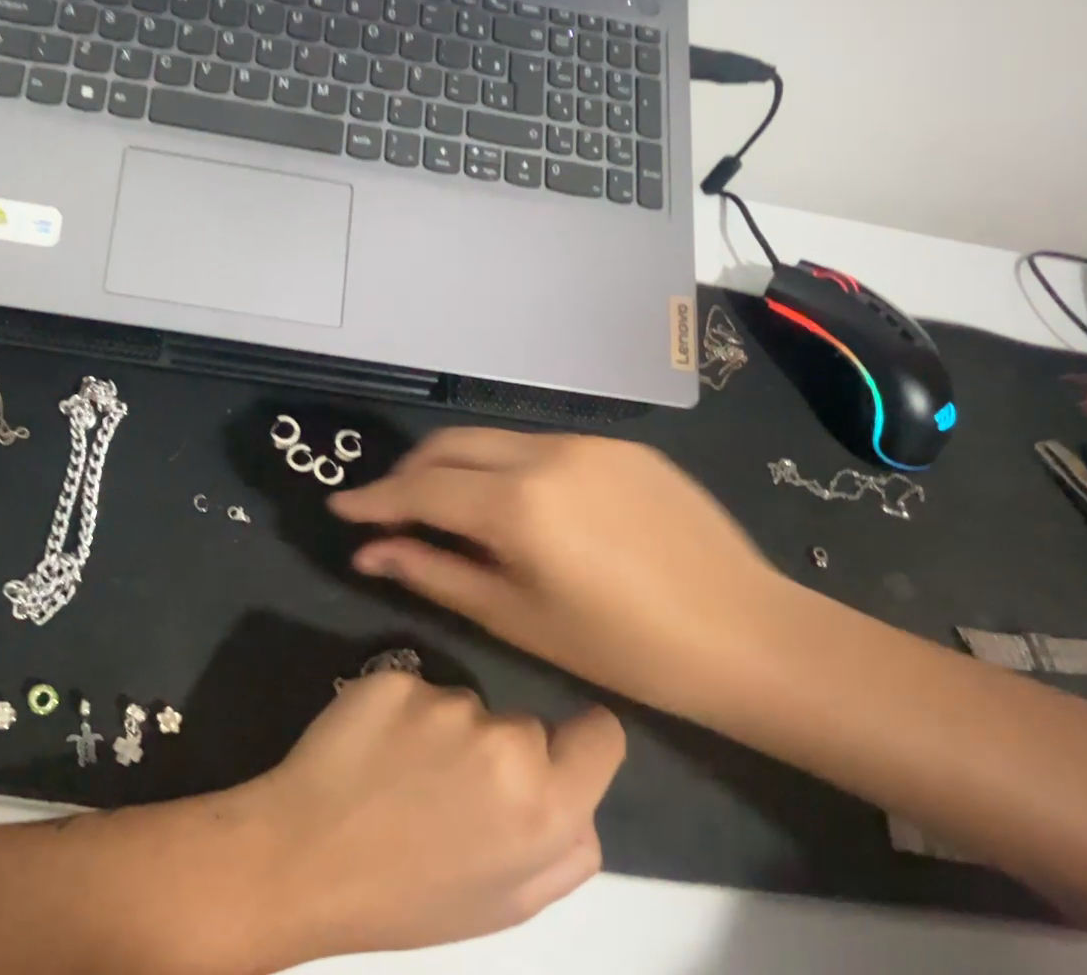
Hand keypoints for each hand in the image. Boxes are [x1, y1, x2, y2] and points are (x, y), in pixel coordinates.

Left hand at [235, 673, 623, 958]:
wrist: (301, 859)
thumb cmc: (407, 898)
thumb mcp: (509, 904)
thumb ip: (567, 849)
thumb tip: (578, 801)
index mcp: (548, 804)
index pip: (601, 733)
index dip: (579, 744)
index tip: (550, 760)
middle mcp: (505, 740)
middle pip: (525, 724)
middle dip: (501, 751)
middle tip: (449, 791)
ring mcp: (444, 701)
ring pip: (465, 706)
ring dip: (444, 732)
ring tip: (398, 777)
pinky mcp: (392, 678)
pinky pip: (415, 691)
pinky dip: (399, 713)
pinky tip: (370, 750)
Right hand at [328, 429, 784, 711]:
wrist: (747, 636)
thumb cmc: (620, 647)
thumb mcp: (512, 616)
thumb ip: (432, 573)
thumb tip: (368, 552)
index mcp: (517, 504)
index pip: (420, 488)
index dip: (373, 499)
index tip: (339, 505)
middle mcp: (546, 455)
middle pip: (448, 446)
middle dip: (408, 473)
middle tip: (390, 512)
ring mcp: (588, 444)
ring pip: (492, 440)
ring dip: (454, 466)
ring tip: (446, 509)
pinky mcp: (622, 447)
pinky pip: (539, 446)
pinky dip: (503, 467)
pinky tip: (514, 506)